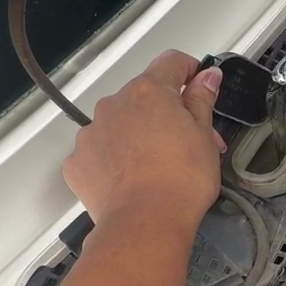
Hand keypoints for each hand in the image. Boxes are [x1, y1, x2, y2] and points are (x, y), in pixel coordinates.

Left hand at [63, 50, 224, 241]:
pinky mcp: (78, 161)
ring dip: (140, 134)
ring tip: (159, 166)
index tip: (201, 85)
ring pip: (121, 123)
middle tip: (190, 143)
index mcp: (150, 92)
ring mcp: (91, 132)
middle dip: (167, 113)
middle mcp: (115, 104)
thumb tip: (207, 76)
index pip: (172, 63)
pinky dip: (116, 159)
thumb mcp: (205, 137)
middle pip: (145, 97)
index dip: (191, 70)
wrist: (145, 222)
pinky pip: (101, 151)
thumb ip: (202, 101)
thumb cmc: (182, 180)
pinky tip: (133, 179)